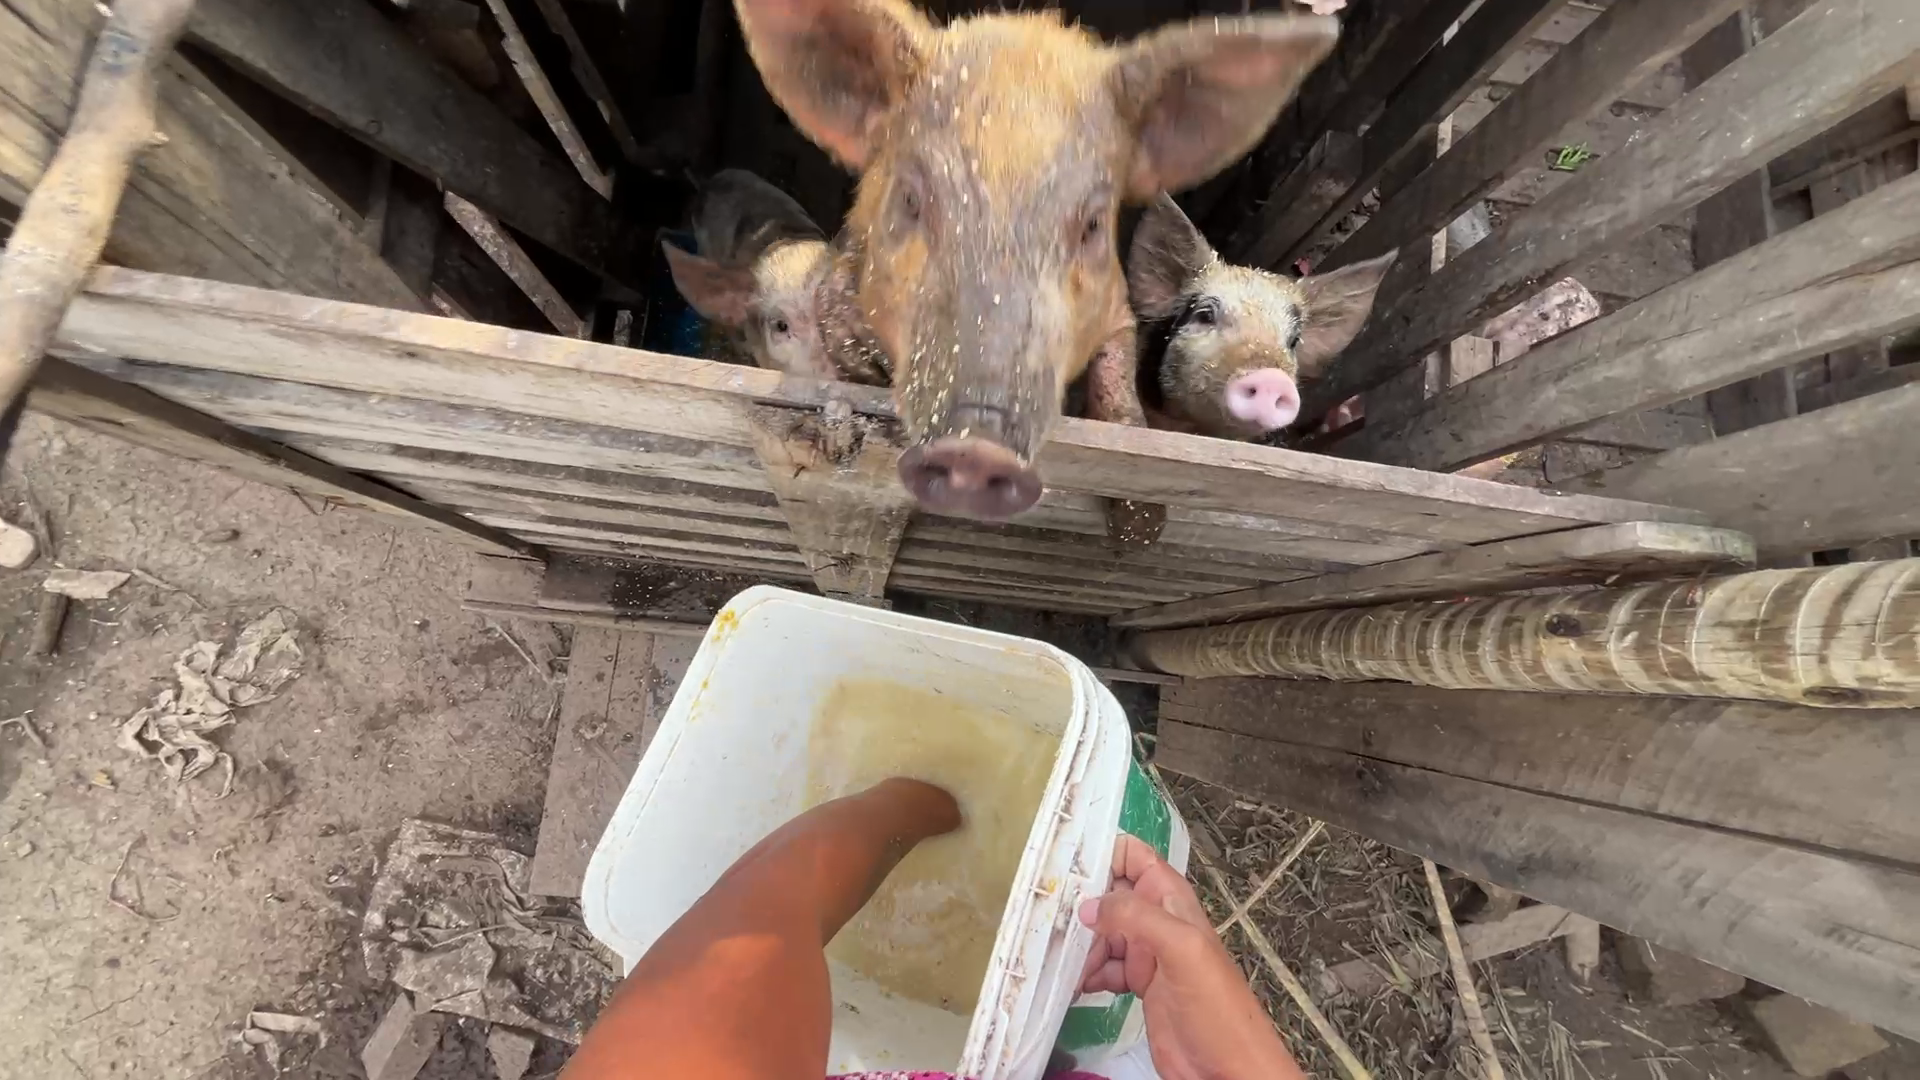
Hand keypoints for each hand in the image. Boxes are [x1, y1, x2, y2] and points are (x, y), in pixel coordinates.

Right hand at [1079, 836, 1304, 1079]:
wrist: (1230, 1071)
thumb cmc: (1216, 1004)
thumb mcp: (1181, 947)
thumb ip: (1136, 916)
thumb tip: (1087, 908)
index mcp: (1169, 897)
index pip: (1131, 854)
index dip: (1101, 851)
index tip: (1065, 861)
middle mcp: (1155, 917)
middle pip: (1109, 891)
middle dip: (1080, 899)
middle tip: (1050, 913)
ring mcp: (1145, 951)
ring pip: (1102, 929)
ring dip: (1080, 940)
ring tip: (1060, 956)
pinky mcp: (1138, 983)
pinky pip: (1103, 965)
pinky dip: (1087, 971)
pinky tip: (1076, 983)